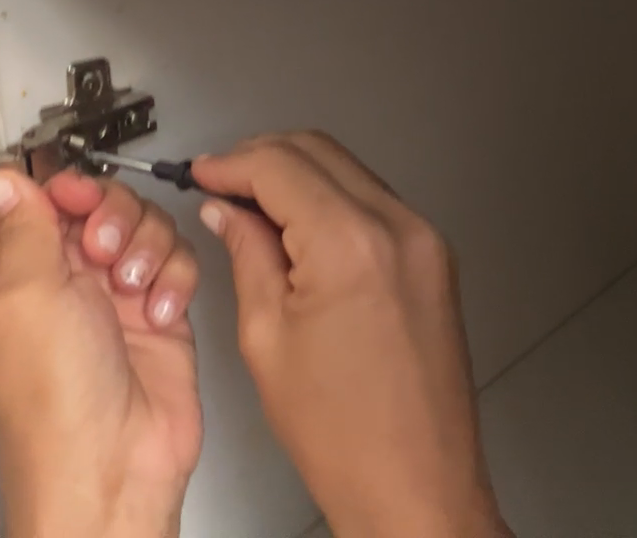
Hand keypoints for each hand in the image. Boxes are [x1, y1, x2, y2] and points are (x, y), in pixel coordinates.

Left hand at [0, 168, 203, 537]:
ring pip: (147, 226)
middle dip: (115, 218)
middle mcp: (68, 280)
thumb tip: (1, 179)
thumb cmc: (55, 400)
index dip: (70, 191)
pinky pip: (179, 261)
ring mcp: (117, 295)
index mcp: (19, 275)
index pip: (45, 200)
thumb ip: (23, 226)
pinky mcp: (161, 310)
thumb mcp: (26, 296)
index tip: (82, 201)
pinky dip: (176, 280)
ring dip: (148, 248)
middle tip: (107, 251)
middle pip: (103, 205)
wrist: (116, 465)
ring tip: (136, 289)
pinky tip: (161, 313)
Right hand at [191, 134, 511, 537]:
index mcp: (349, 244)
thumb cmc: (341, 432)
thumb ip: (247, 253)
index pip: (279, 166)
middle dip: (262, 156)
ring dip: (297, 173)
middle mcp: (397, 226)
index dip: (232, 163)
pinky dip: (330, 196)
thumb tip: (226, 209)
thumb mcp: (267, 337)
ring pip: (346, 168)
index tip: (203, 172)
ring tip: (254, 203)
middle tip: (222, 182)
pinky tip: (299, 222)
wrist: (418, 486)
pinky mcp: (433, 253)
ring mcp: (423, 236)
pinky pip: (371, 198)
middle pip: (317, 150)